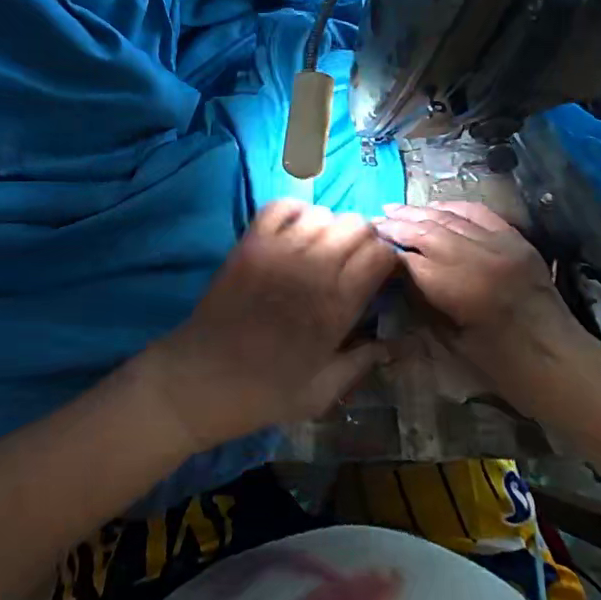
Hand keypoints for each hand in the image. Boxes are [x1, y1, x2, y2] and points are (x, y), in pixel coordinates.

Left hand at [138, 201, 395, 449]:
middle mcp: (313, 270)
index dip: (386, 261)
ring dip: (329, 228)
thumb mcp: (322, 391)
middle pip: (356, 226)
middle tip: (351, 262)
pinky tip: (294, 233)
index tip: (378, 276)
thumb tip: (399, 344)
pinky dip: (294, 212)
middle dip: (363, 241)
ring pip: (322, 213)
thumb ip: (362, 362)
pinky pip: (280, 206)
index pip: (381, 255)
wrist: (202, 380)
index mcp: (338, 306)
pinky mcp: (249, 245)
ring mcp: (278, 252)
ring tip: (321, 250)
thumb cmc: (265, 393)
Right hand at [373, 202, 600, 405]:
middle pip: (425, 231)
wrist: (559, 361)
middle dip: (397, 225)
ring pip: (450, 217)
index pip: (409, 259)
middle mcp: (478, 257)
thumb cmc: (501, 365)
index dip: (385, 250)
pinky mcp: (517, 240)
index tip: (367, 244)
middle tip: (374, 222)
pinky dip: (454, 207)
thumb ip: (422, 300)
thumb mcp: (449, 339)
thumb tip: (397, 274)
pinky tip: (435, 207)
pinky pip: (479, 213)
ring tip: (395, 209)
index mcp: (459, 288)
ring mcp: (500, 245)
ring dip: (420, 212)